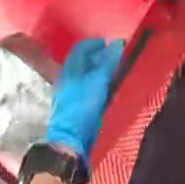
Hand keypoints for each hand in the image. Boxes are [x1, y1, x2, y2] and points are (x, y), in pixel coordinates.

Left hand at [45, 38, 124, 157]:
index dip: (96, 43)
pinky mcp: (76, 105)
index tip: (112, 44)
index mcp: (70, 69)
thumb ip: (108, 61)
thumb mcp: (99, 81)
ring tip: (115, 71)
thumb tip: (117, 43)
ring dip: (100, 69)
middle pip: (84, 60)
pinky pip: (88, 86)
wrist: (71, 140)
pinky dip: (98, 82)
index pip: (81, 47)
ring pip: (86, 73)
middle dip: (100, 56)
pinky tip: (108, 87)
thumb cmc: (84, 106)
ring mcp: (70, 92)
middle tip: (117, 56)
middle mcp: (67, 78)